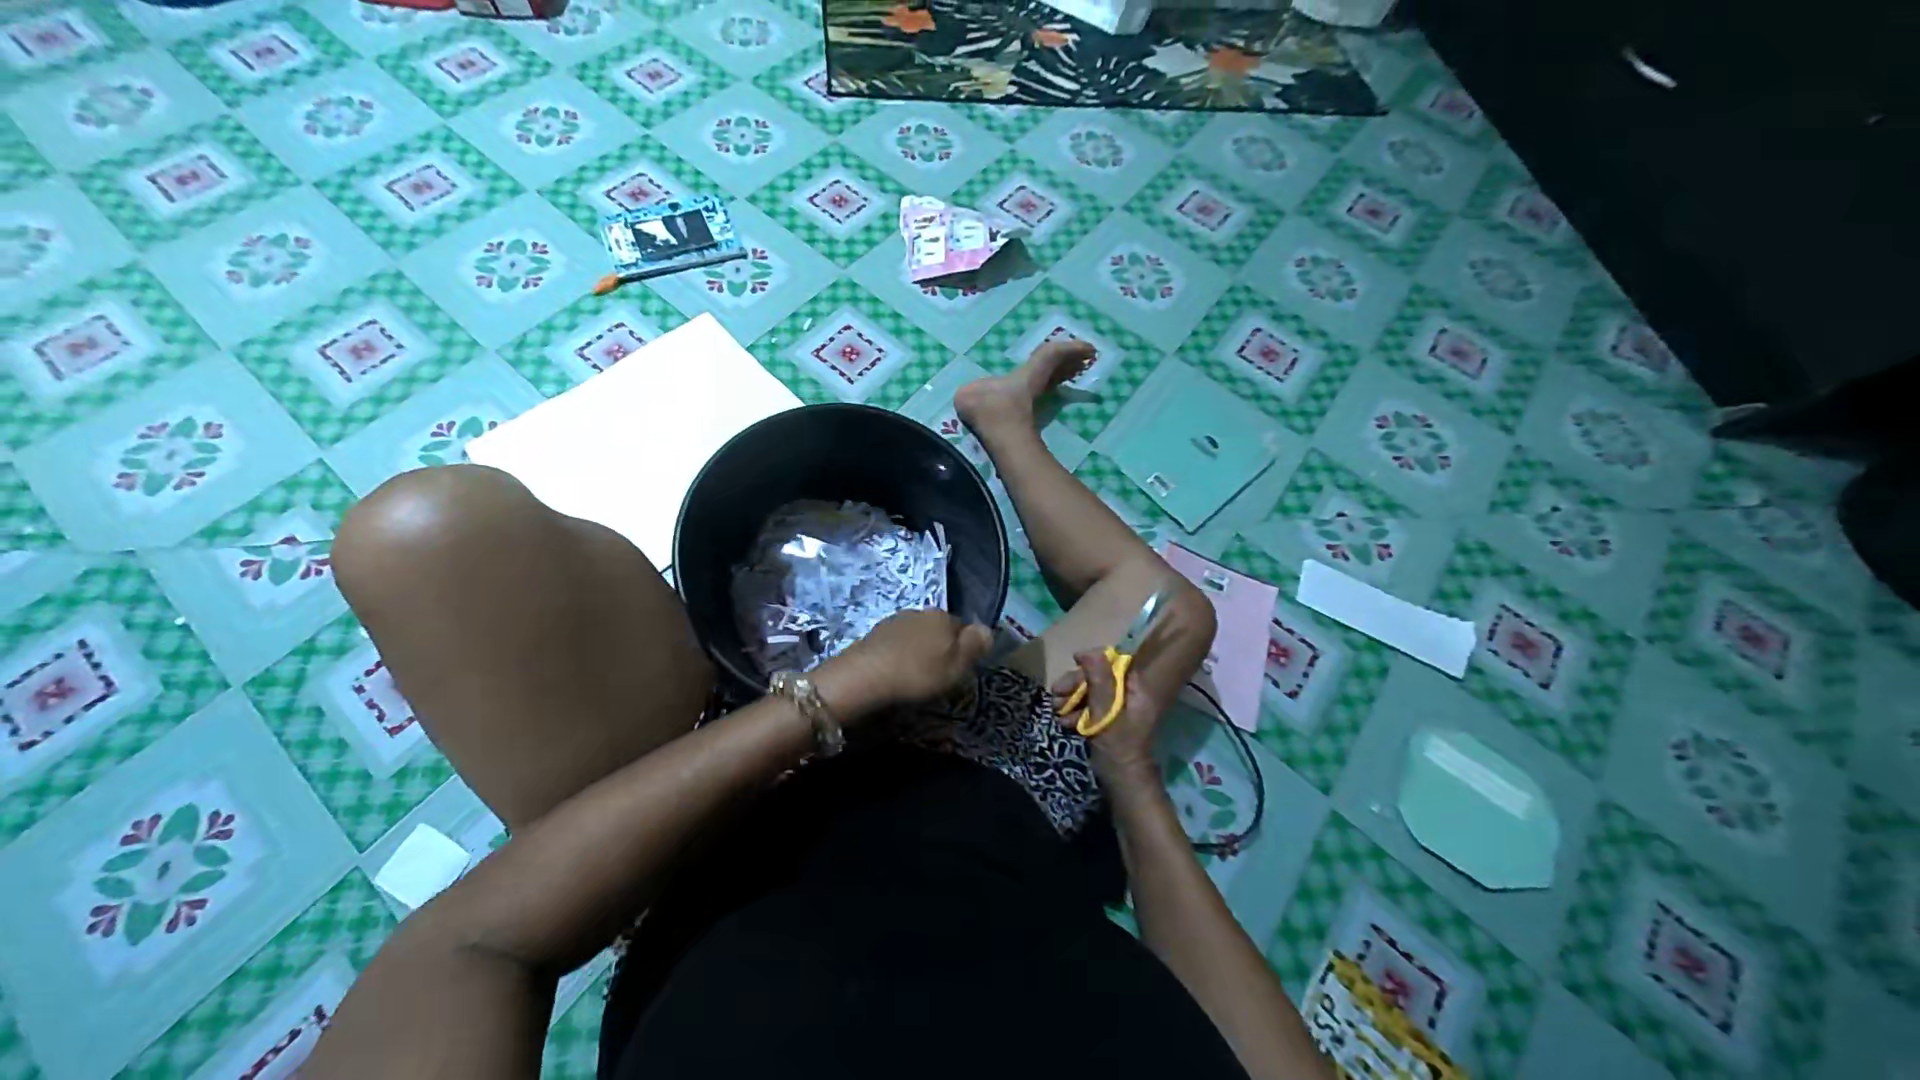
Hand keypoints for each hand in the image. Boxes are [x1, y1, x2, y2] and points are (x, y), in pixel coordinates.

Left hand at [814, 610, 993, 720]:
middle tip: (937, 675)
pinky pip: (897, 643)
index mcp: (943, 616)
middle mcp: (920, 611)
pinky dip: (900, 654)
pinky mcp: (875, 633)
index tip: (958, 670)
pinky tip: (896, 672)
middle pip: (939, 629)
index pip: (963, 628)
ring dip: (919, 650)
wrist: (865, 676)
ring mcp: (895, 620)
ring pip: (917, 635)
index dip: (964, 649)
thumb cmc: (918, 674)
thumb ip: (975, 645)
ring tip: (915, 675)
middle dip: (940, 647)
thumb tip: (987, 629)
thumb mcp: (956, 666)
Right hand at [1052, 651, 1165, 787]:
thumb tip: (1092, 652)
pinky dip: (1075, 713)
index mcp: (1136, 690)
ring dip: (1071, 699)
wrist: (1121, 782)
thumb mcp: (1107, 713)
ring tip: (1057, 709)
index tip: (1075, 660)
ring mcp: (1116, 710)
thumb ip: (1100, 683)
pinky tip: (1064, 722)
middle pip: (1099, 677)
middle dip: (1076, 683)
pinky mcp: (1105, 722)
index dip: (1095, 660)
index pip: (1116, 663)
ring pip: (1090, 693)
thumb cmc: (1118, 747)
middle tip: (1056, 691)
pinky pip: (1089, 709)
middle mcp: (1128, 696)